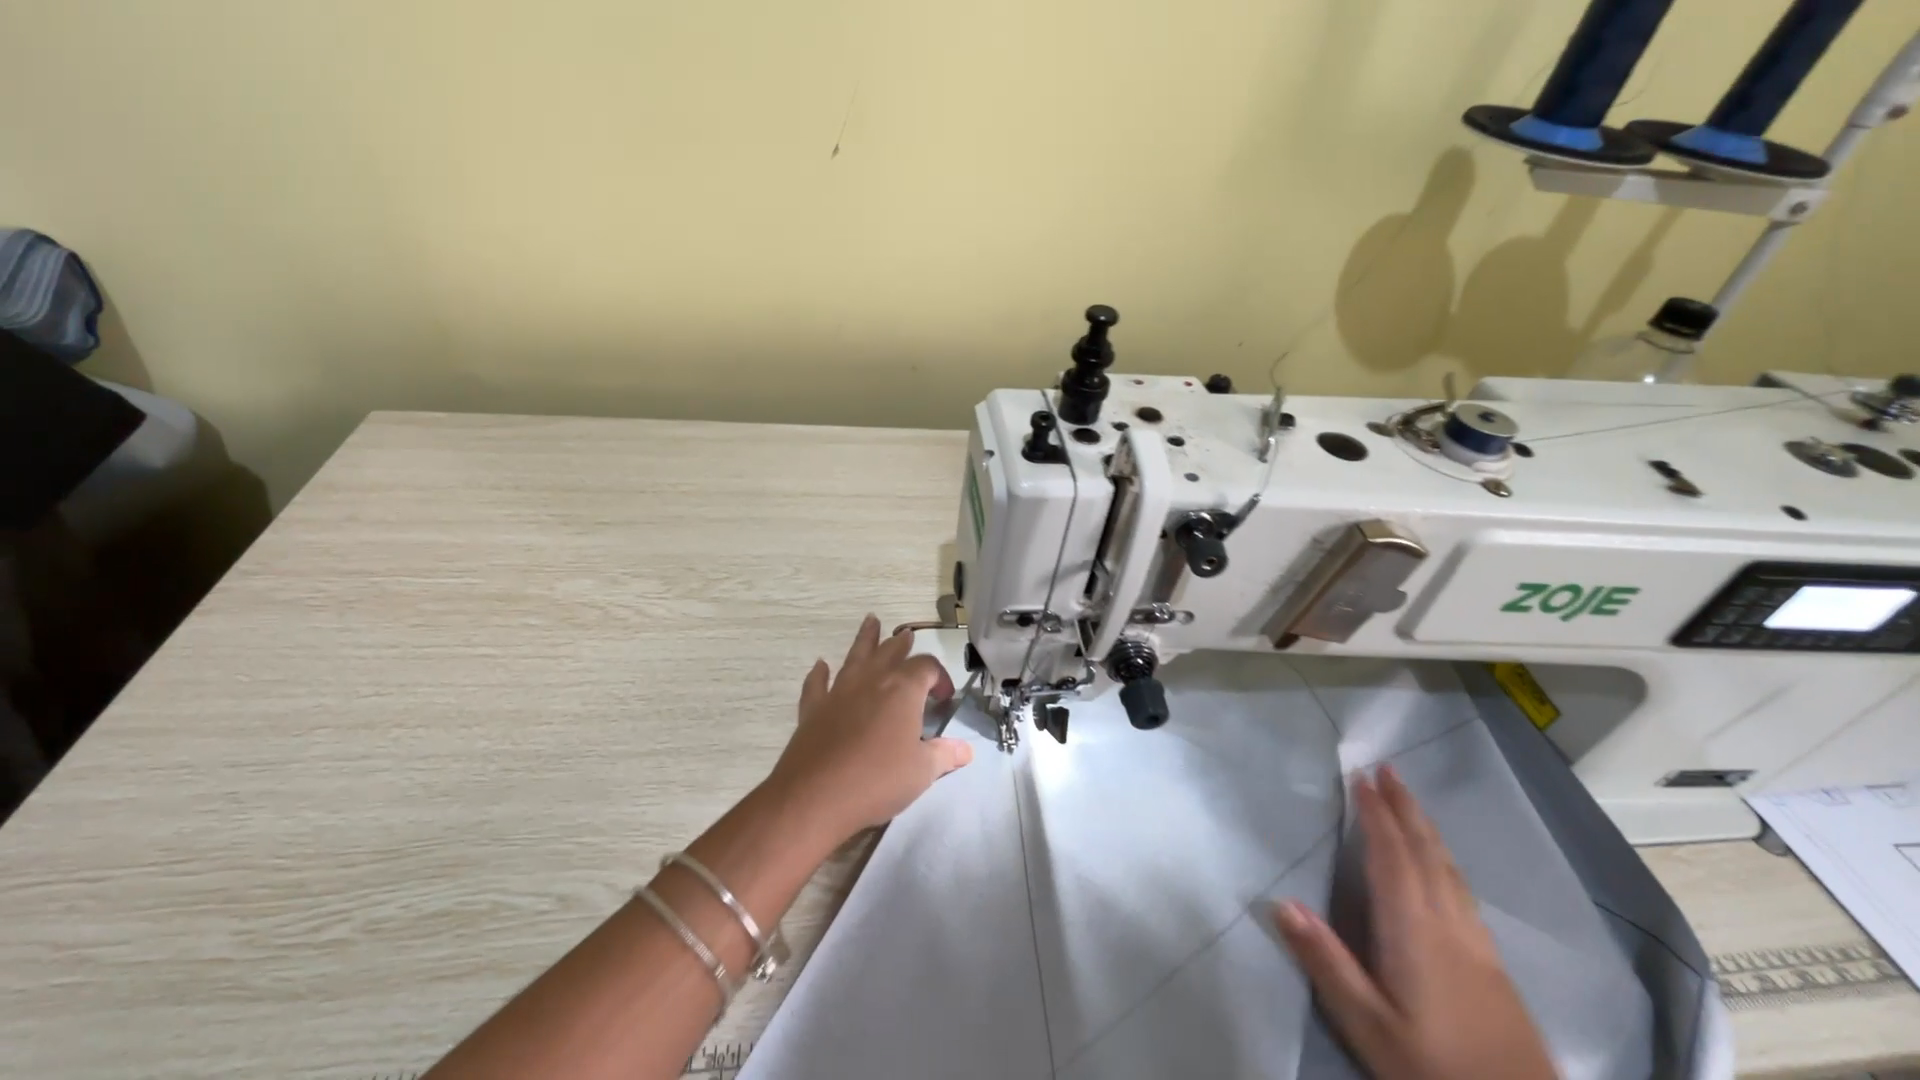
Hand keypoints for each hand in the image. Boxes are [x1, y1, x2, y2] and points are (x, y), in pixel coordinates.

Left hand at [763, 615, 971, 846]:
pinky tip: (821, 666)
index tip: (944, 699)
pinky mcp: (812, 710)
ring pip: (854, 657)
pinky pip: (817, 684)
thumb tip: (965, 749)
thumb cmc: (877, 780)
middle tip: (907, 636)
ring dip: (865, 639)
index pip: (927, 668)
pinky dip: (820, 673)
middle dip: (901, 645)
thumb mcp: (921, 772)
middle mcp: (870, 682)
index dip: (940, 678)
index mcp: (902, 690)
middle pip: (889, 652)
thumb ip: (944, 755)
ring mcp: (838, 693)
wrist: (815, 796)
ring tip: (871, 621)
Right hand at [1271, 766, 1556, 1079]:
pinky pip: (1461, 886)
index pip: (1391, 857)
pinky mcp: (1490, 959)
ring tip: (1409, 800)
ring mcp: (1475, 940)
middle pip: (1425, 852)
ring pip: (1448, 867)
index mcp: (1413, 929)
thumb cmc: (1432, 1065)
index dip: (1376, 815)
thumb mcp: (1366, 1023)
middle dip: (1404, 808)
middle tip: (1388, 768)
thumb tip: (1281, 902)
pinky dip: (1444, 858)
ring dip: (1426, 827)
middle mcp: (1447, 922)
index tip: (1361, 776)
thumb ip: (1325, 962)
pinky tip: (1442, 865)